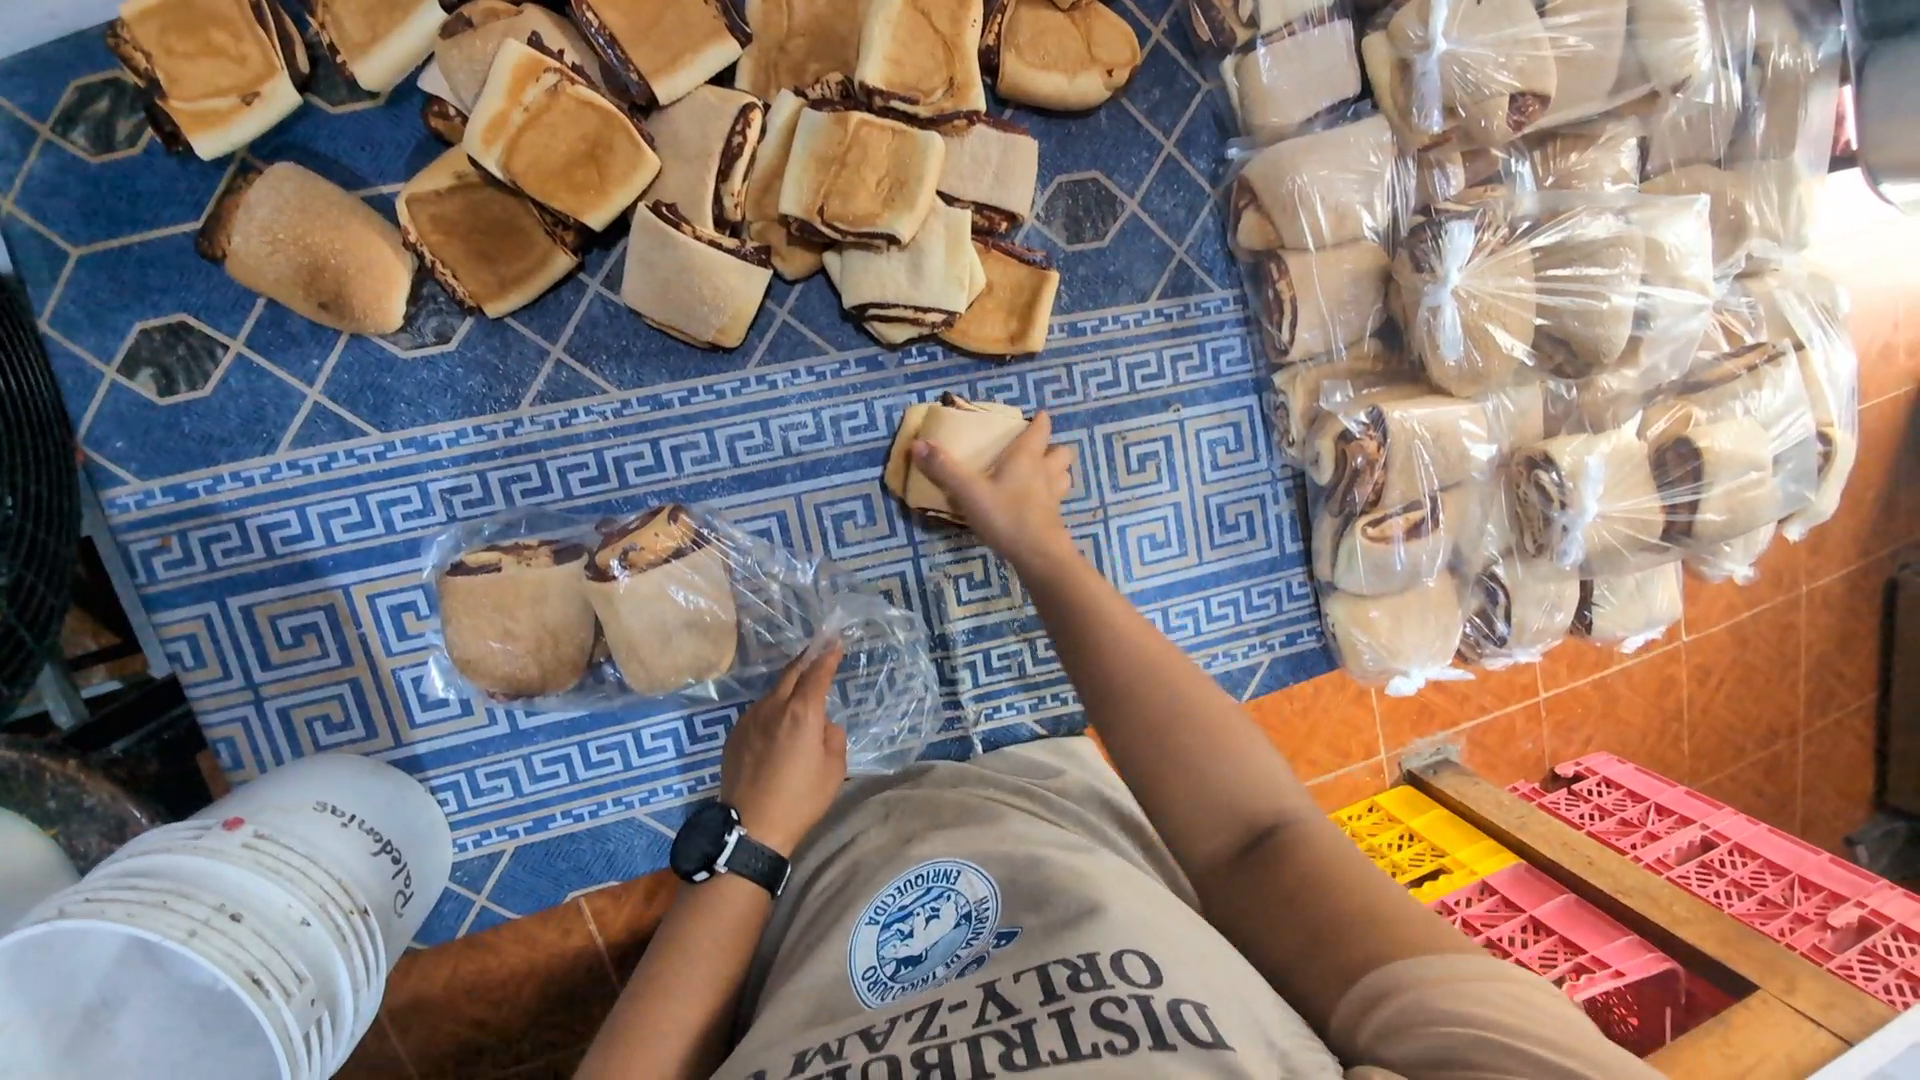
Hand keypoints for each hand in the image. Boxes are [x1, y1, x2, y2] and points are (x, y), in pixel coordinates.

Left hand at [721, 645, 846, 856]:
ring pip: (773, 694)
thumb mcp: (834, 769)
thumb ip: (832, 737)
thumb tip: (822, 726)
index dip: (828, 656)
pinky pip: (759, 713)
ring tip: (800, 695)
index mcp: (802, 712)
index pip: (817, 673)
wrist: (752, 829)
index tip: (835, 642)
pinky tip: (778, 726)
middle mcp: (773, 707)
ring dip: (788, 688)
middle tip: (818, 651)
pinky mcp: (735, 735)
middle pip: (791, 673)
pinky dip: (772, 710)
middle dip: (807, 660)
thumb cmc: (801, 799)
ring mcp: (749, 720)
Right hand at [913, 410, 1076, 571]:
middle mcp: (1045, 472)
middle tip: (1036, 451)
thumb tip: (917, 443)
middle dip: (1052, 448)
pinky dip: (1049, 498)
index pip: (1041, 429)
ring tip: (1040, 476)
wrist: (1039, 556)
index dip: (1040, 421)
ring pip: (1063, 476)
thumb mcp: (969, 492)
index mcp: (1027, 457)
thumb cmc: (1006, 516)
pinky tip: (1035, 506)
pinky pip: (1056, 500)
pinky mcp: (1054, 520)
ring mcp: (1053, 497)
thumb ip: (944, 469)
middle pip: (1062, 452)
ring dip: (1056, 472)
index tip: (1036, 417)